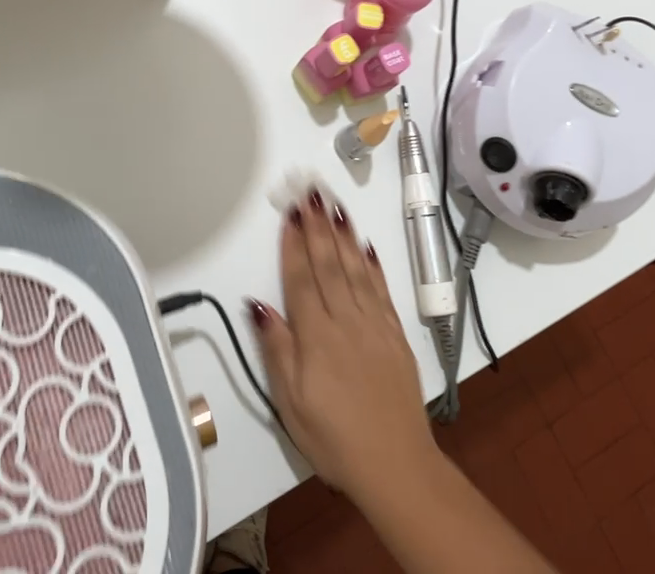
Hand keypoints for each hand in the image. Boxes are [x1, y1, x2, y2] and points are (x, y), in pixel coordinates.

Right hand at [249, 185, 439, 502]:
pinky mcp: (395, 334)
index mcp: (316, 337)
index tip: (290, 213)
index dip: (293, 245)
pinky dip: (372, 264)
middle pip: (329, 265)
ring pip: (356, 269)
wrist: (395, 462)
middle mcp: (346, 321)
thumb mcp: (290, 403)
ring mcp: (375, 325)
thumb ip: (277, 349)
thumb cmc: (333, 439)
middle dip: (318, 227)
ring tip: (334, 205)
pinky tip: (364, 246)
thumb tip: (259, 305)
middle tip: (311, 193)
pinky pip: (381, 289)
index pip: (301, 280)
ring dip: (343, 235)